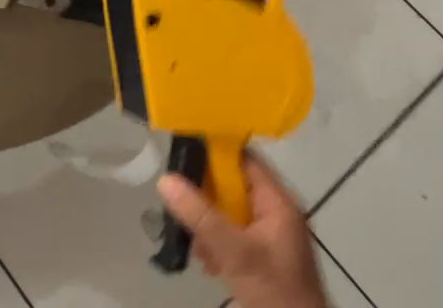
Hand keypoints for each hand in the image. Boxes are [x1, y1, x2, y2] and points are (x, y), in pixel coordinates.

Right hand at [157, 152, 328, 307]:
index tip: (182, 150)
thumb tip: (165, 179)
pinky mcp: (261, 256)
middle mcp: (274, 213)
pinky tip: (207, 261)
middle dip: (204, 196)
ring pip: (227, 212)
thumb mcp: (235, 252)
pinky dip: (215, 243)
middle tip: (180, 202)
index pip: (244, 158)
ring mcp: (268, 236)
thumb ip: (200, 215)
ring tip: (193, 240)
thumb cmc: (274, 292)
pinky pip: (230, 235)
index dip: (214, 151)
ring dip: (206, 224)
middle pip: (231, 185)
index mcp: (278, 203)